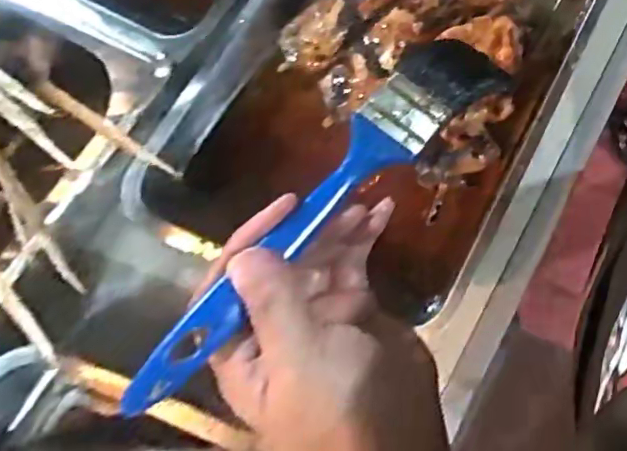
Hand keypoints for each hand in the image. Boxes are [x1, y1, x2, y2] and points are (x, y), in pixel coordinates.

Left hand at [205, 196, 445, 450]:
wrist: (398, 434)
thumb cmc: (335, 406)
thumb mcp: (301, 356)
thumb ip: (274, 303)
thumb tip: (243, 255)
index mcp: (244, 348)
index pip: (228, 287)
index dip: (249, 243)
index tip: (285, 208)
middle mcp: (274, 326)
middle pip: (280, 263)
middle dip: (306, 229)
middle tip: (337, 198)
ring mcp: (316, 314)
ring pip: (318, 257)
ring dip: (339, 226)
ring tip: (364, 204)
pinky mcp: (352, 306)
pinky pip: (352, 262)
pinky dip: (365, 236)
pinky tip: (383, 213)